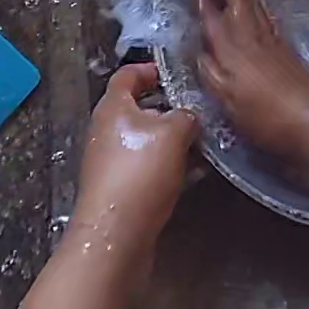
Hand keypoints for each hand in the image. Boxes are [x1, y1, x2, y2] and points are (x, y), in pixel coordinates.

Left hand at [73, 62, 198, 256]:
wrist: (115, 239)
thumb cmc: (140, 173)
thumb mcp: (174, 133)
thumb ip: (187, 115)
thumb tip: (190, 116)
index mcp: (113, 107)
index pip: (127, 74)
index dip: (150, 69)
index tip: (174, 73)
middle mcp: (106, 130)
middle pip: (139, 107)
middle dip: (168, 107)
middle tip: (196, 108)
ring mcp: (110, 162)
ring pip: (145, 139)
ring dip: (171, 138)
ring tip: (202, 141)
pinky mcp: (118, 189)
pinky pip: (146, 165)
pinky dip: (167, 164)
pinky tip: (193, 172)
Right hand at [196, 0, 308, 162]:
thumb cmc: (265, 115)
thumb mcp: (228, 102)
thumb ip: (211, 73)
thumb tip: (200, 50)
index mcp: (233, 48)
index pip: (213, 15)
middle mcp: (251, 35)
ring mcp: (270, 37)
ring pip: (251, 1)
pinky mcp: (282, 44)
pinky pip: (262, 11)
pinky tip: (249, 2)